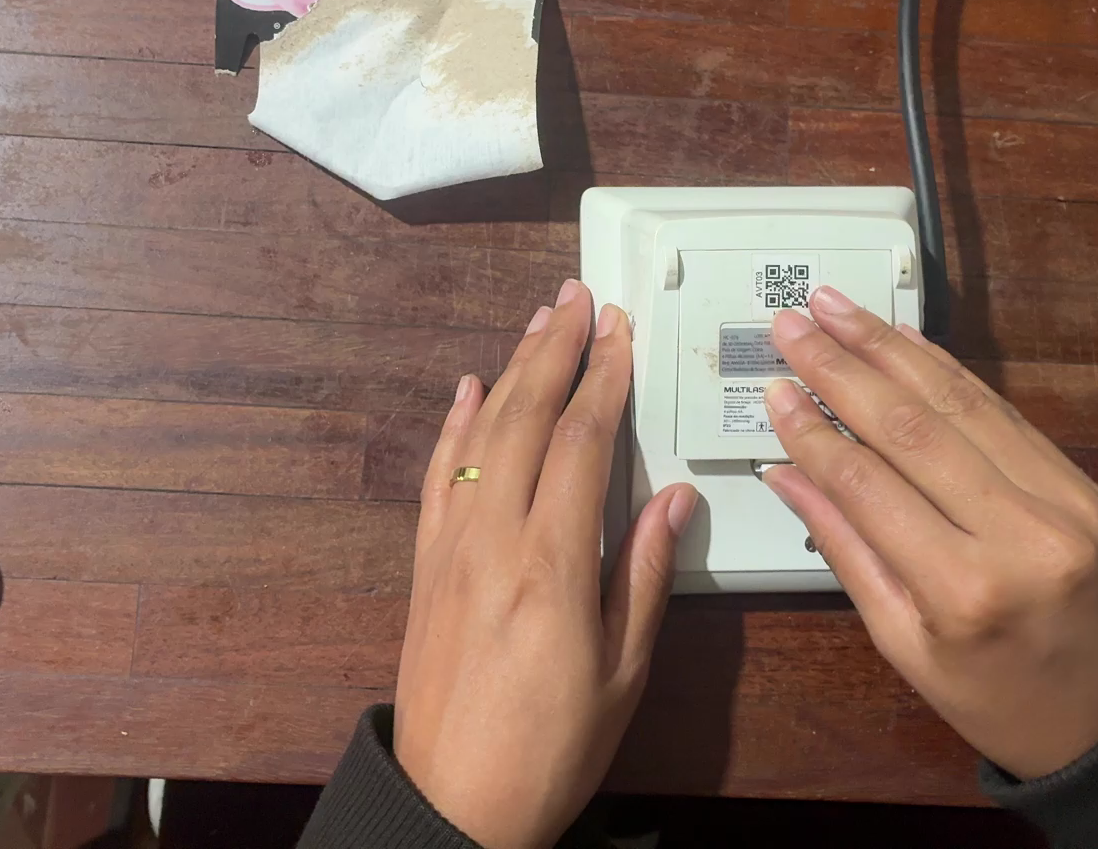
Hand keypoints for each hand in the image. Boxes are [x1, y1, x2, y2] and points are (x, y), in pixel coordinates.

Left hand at [396, 279, 700, 848]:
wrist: (451, 802)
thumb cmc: (552, 743)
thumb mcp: (624, 670)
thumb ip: (646, 571)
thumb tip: (673, 496)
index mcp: (551, 562)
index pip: (582, 442)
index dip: (603, 379)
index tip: (618, 333)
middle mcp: (493, 535)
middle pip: (527, 415)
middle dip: (555, 348)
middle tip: (576, 298)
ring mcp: (450, 541)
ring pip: (481, 431)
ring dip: (512, 369)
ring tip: (537, 322)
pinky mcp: (424, 557)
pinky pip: (438, 472)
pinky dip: (454, 422)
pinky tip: (468, 386)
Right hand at [761, 286, 1097, 779]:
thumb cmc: (999, 697)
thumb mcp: (902, 642)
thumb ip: (844, 547)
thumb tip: (785, 472)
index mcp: (962, 590)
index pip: (866, 486)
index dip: (812, 432)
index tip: (774, 389)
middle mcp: (1017, 533)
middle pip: (908, 428)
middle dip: (839, 367)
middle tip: (791, 325)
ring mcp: (1060, 497)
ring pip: (955, 402)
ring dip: (885, 347)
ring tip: (834, 308)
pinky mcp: (1078, 478)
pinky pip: (998, 408)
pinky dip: (942, 367)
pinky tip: (899, 338)